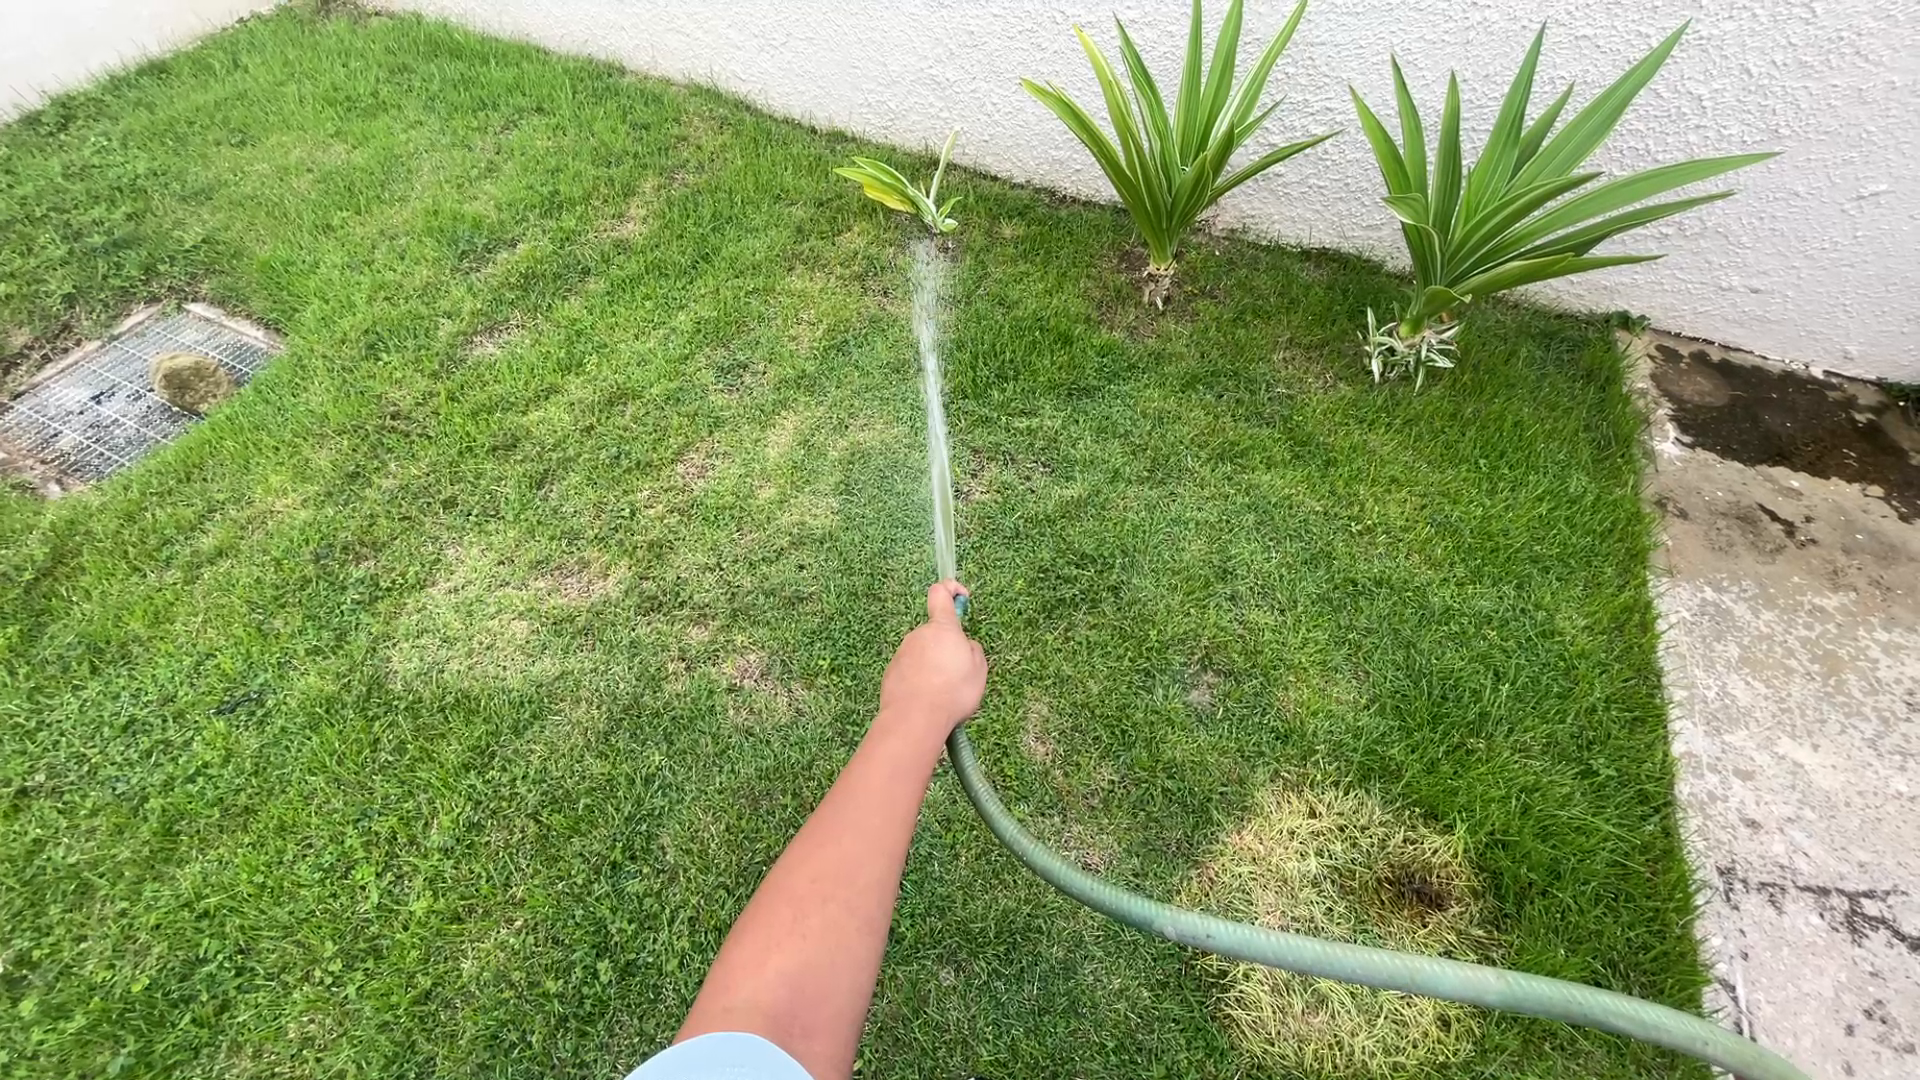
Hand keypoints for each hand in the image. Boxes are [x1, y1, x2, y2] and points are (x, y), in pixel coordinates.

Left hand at [877, 581, 987, 743]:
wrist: (915, 719)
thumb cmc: (952, 692)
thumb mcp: (979, 669)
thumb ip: (973, 649)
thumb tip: (965, 646)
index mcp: (942, 628)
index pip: (940, 593)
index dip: (951, 589)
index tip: (962, 597)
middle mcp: (919, 635)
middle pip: (935, 632)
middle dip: (947, 647)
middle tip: (959, 672)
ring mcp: (902, 653)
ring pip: (924, 653)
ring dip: (934, 666)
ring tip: (944, 692)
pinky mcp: (892, 672)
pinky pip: (911, 670)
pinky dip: (920, 679)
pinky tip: (928, 699)